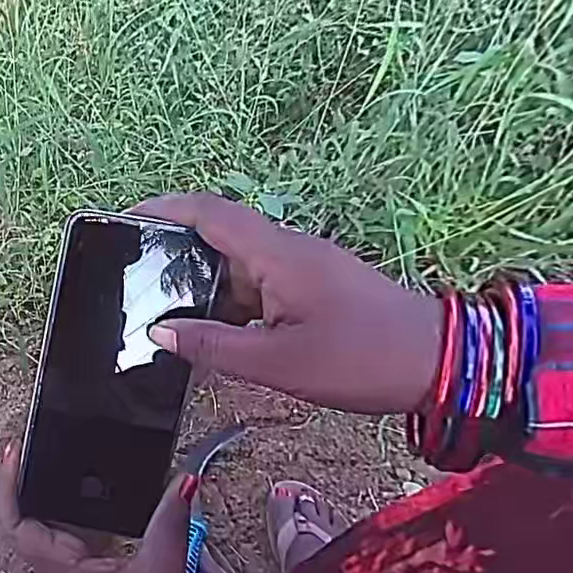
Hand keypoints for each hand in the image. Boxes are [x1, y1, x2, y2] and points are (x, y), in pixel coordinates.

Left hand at [0, 443, 188, 572]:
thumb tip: (185, 478)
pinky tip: (89, 487)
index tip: (14, 449)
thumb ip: (171, 524)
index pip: (12, 518)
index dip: (6, 483)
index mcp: (56, 562)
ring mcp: (66, 567)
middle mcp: (53, 561)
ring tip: (57, 453)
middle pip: (20, 513)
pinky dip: (69, 505)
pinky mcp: (83, 571)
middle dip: (19, 478)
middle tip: (35, 442)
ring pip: (42, 521)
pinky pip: (66, 530)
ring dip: (42, 490)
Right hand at [131, 193, 444, 413]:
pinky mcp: (308, 284)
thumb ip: (212, 345)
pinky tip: (208, 327)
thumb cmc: (362, 359)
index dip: (164, 208)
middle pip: (217, 234)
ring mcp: (299, 266)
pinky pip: (254, 281)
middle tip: (134, 272)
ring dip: (199, 280)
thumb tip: (159, 333)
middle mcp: (286, 250)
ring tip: (161, 307)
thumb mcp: (277, 362)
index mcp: (278, 255)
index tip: (126, 216)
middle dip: (172, 248)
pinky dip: (224, 298)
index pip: (210, 213)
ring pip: (234, 262)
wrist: (445, 363)